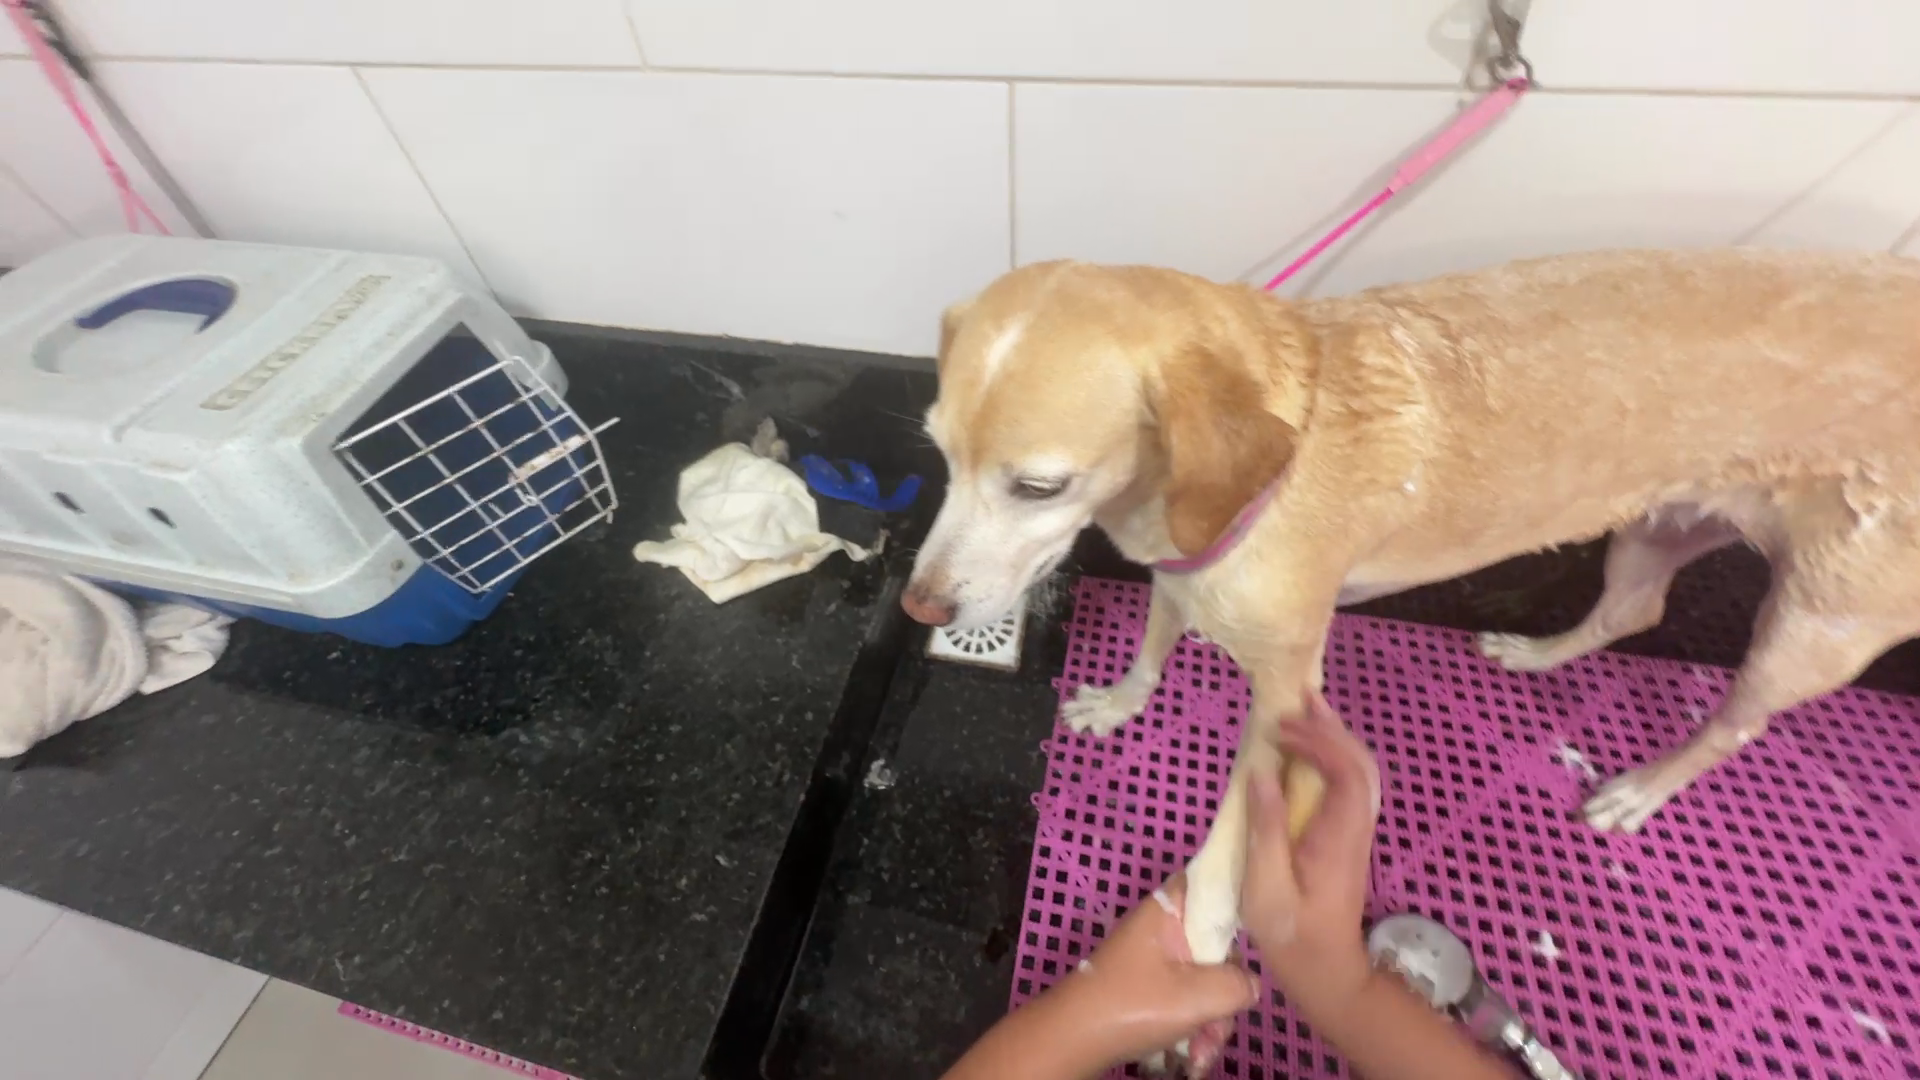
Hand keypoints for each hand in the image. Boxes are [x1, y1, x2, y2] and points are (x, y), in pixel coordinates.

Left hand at [1056, 874, 1260, 1068]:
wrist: (1078, 1035)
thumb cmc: (1134, 1003)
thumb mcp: (1196, 996)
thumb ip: (1236, 984)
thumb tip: (1251, 982)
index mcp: (1169, 909)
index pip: (1210, 881)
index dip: (1237, 898)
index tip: (1260, 930)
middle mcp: (1163, 925)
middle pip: (1214, 944)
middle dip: (1224, 991)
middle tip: (1219, 1024)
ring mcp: (1156, 955)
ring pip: (1203, 977)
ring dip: (1211, 1018)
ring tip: (1201, 1052)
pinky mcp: (1150, 982)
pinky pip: (1186, 997)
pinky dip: (1193, 1025)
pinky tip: (1193, 1056)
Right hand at [1240, 689, 1382, 1023]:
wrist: (1324, 972)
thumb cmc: (1289, 932)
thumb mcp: (1265, 885)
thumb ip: (1265, 827)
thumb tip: (1260, 772)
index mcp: (1339, 838)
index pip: (1346, 775)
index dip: (1318, 743)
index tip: (1278, 731)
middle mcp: (1355, 828)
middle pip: (1361, 764)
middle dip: (1332, 727)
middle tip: (1298, 696)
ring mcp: (1354, 831)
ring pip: (1359, 771)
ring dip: (1334, 735)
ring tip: (1303, 706)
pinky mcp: (1343, 834)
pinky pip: (1347, 781)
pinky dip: (1330, 753)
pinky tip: (1306, 744)